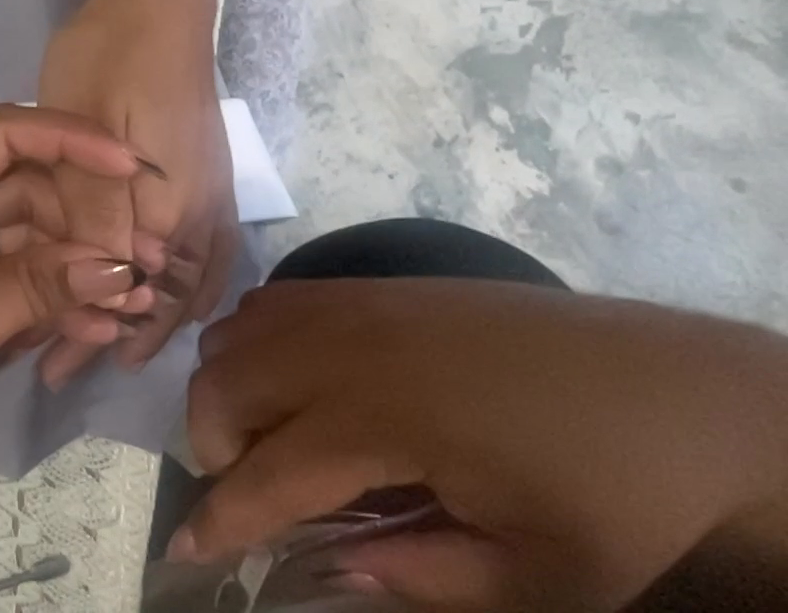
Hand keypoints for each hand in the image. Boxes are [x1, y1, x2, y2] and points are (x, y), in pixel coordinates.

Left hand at [0, 105, 149, 436]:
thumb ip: (43, 284)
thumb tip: (122, 270)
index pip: (2, 133)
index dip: (68, 138)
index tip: (129, 163)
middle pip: (24, 188)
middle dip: (83, 225)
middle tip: (144, 262)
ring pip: (26, 237)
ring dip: (75, 269)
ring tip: (131, 305)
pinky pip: (13, 275)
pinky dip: (49, 297)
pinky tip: (95, 327)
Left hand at [34, 0, 238, 386]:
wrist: (158, 1)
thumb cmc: (107, 59)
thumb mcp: (80, 129)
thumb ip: (94, 210)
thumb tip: (108, 290)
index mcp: (167, 209)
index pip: (134, 295)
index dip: (92, 333)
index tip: (54, 368)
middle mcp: (198, 214)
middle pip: (160, 297)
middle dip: (113, 336)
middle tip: (65, 369)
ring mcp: (206, 195)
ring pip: (178, 279)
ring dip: (137, 314)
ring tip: (95, 344)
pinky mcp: (198, 178)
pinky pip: (189, 250)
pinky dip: (162, 281)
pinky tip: (128, 288)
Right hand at [180, 279, 787, 610]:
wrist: (678, 391)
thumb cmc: (613, 492)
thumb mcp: (542, 575)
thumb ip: (425, 576)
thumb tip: (326, 565)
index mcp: (381, 421)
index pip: (268, 477)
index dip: (220, 520)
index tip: (183, 550)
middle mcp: (342, 350)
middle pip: (223, 387)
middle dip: (211, 445)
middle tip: (247, 487)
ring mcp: (349, 306)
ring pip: (230, 337)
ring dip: (226, 390)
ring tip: (267, 433)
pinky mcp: (364, 287)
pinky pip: (265, 303)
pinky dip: (250, 342)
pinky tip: (293, 378)